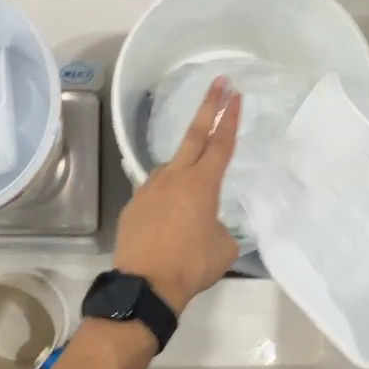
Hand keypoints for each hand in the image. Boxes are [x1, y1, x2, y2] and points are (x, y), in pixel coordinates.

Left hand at [114, 78, 242, 311]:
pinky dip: (165, 200)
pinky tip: (168, 220)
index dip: (230, 118)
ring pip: (171, 170)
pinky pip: (154, 195)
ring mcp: (149, 189)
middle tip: (219, 83)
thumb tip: (208, 225)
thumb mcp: (223, 249)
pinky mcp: (133, 205)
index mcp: (202, 184)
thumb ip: (219, 228)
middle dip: (209, 106)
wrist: (145, 285)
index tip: (235, 94)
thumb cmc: (191, 265)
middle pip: (194, 135)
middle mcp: (174, 177)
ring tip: (191, 200)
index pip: (221, 143)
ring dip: (183, 172)